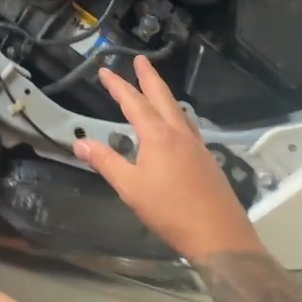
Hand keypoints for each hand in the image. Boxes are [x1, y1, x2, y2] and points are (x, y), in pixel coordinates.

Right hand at [73, 55, 263, 261]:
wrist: (222, 241)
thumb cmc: (171, 211)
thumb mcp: (130, 187)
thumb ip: (105, 162)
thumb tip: (79, 143)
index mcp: (158, 136)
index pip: (133, 102)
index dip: (118, 85)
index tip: (104, 70)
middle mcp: (180, 136)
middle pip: (163, 98)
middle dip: (150, 78)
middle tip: (141, 60)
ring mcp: (199, 149)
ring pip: (180, 113)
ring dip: (165, 96)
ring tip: (157, 89)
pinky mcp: (210, 164)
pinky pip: (190, 130)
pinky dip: (178, 118)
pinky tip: (178, 129)